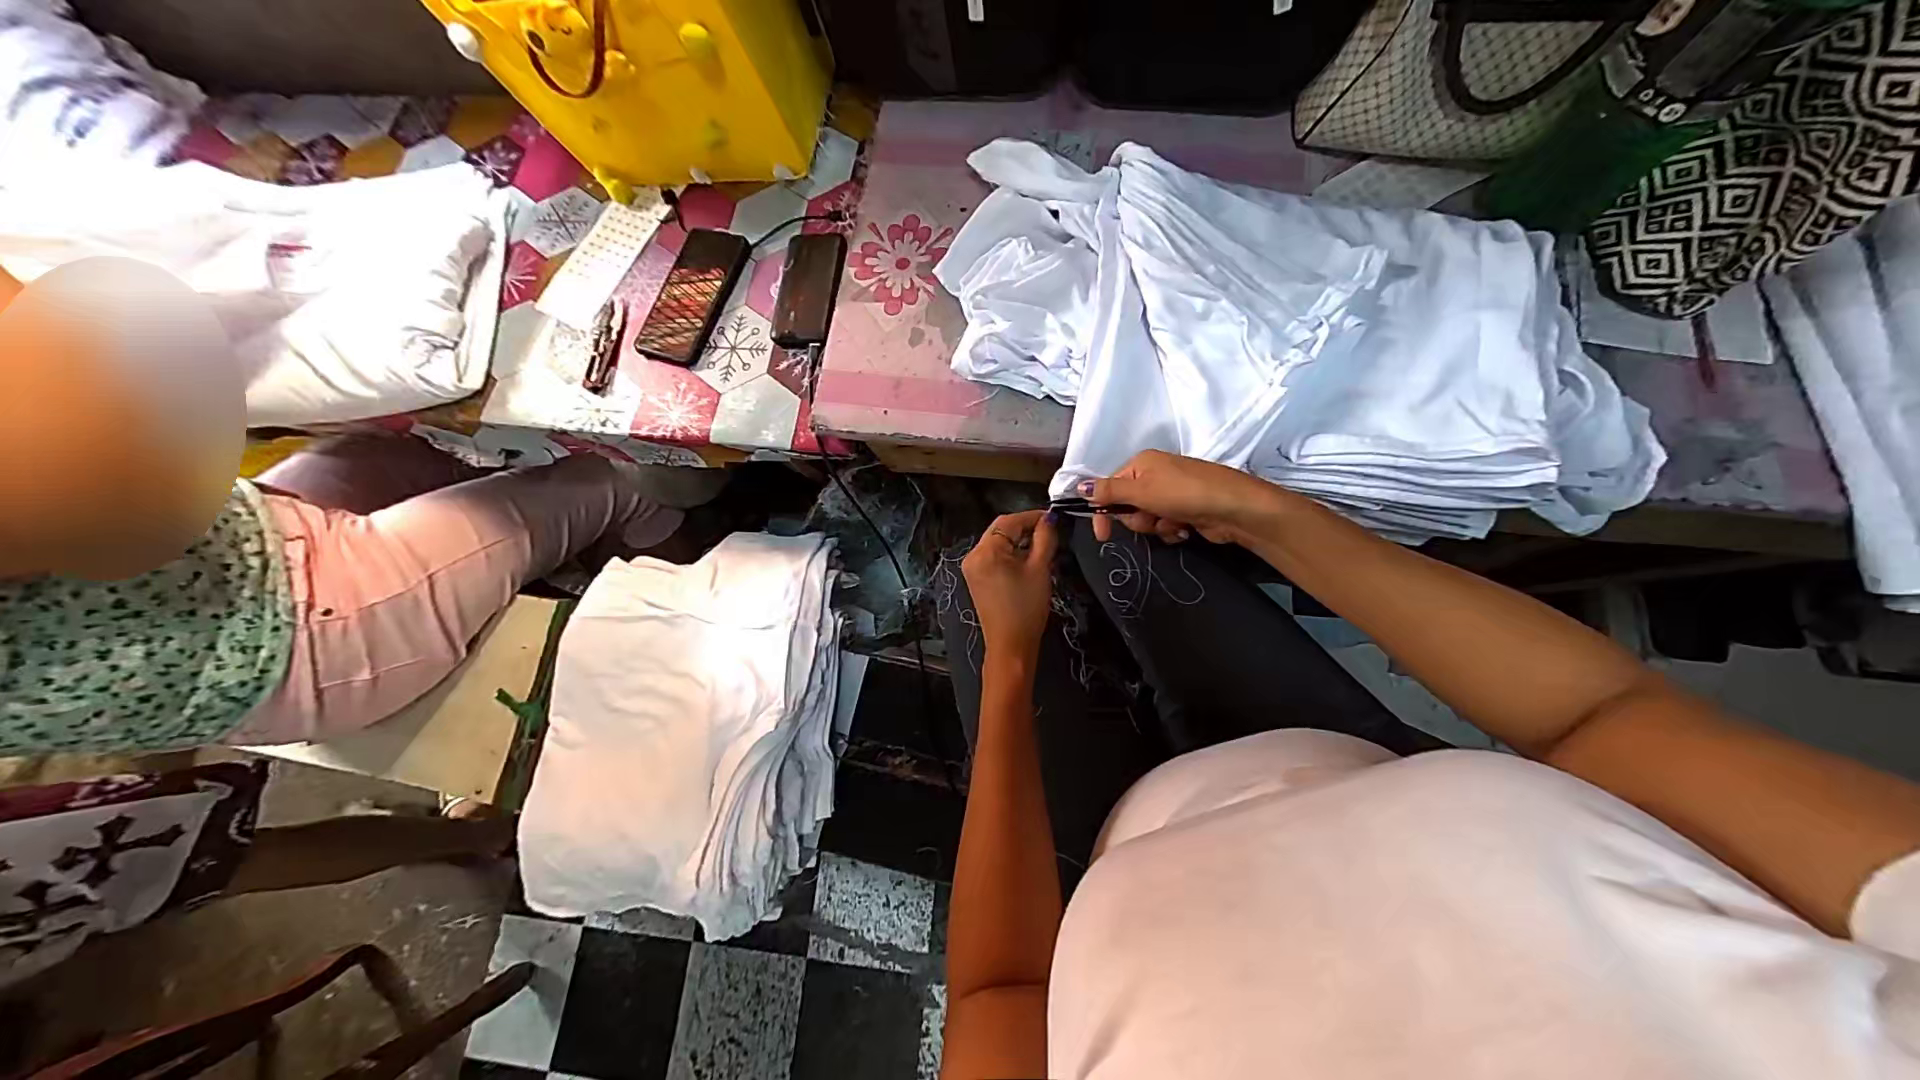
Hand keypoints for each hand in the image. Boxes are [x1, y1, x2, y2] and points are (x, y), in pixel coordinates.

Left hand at [961, 510, 1058, 669]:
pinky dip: (1009, 553)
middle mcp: (973, 555)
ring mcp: (971, 568)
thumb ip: (1045, 538)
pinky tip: (1027, 559)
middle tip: (1049, 531)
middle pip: (1000, 529)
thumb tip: (1049, 519)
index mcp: (986, 551)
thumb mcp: (1040, 568)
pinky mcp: (975, 578)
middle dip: (1025, 527)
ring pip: (997, 542)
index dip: (1032, 516)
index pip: (1009, 521)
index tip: (1054, 517)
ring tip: (1041, 546)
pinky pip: (993, 556)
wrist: (1011, 645)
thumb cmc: (1027, 607)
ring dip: (1018, 540)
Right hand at [1078, 450, 1289, 545]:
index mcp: (1141, 464)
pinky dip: (1172, 530)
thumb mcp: (1141, 491)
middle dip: (1137, 519)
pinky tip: (1185, 528)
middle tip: (1152, 517)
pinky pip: (1164, 525)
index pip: (1109, 488)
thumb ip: (1108, 491)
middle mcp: (1155, 475)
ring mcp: (1172, 493)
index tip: (1102, 535)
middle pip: (1127, 506)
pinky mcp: (1185, 510)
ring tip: (1174, 522)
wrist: (1234, 508)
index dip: (1104, 512)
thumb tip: (1079, 487)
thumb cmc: (1185, 494)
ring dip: (1156, 526)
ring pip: (1146, 519)